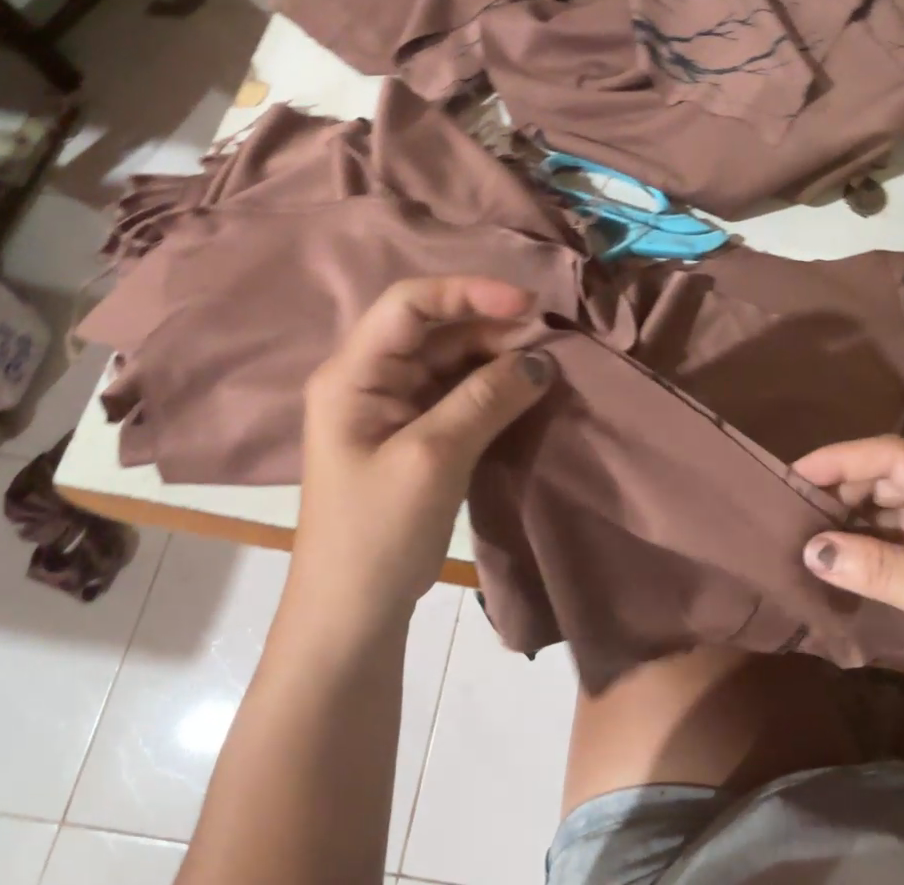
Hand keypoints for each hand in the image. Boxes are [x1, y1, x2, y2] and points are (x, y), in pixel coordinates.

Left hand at [288, 276, 555, 622]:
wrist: (354, 612)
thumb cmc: (379, 532)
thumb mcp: (433, 458)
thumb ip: (486, 399)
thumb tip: (541, 359)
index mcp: (353, 374)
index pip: (409, 304)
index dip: (468, 292)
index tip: (527, 305)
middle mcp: (369, 379)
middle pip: (434, 329)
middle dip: (491, 327)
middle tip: (549, 343)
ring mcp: (392, 408)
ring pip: (450, 361)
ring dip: (497, 358)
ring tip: (546, 367)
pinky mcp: (415, 435)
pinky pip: (457, 394)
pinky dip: (493, 389)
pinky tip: (527, 392)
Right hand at [793, 436, 903, 724]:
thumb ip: (883, 568)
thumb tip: (812, 548)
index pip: (894, 457)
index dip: (842, 460)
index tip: (792, 477)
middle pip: (885, 479)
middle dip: (838, 489)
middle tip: (788, 512)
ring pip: (882, 511)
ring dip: (844, 520)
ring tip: (798, 535)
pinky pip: (887, 545)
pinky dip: (858, 551)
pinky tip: (829, 564)